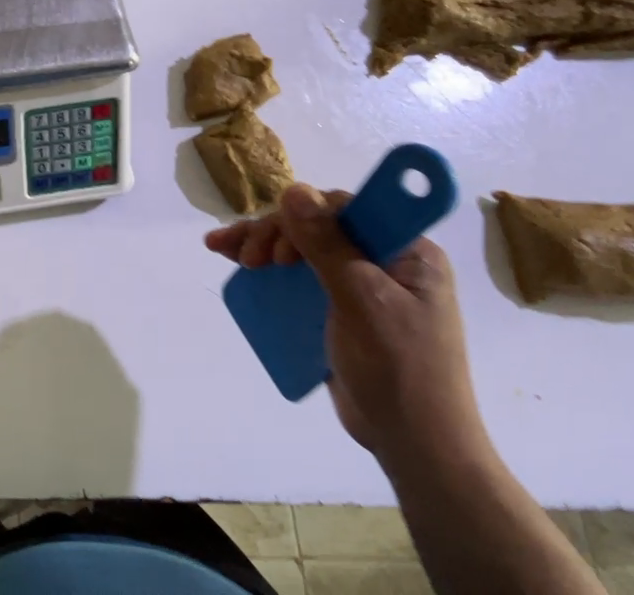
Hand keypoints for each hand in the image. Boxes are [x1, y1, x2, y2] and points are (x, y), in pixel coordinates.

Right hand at [205, 185, 488, 468]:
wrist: (414, 443)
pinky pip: (298, 276)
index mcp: (408, 251)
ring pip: (302, 247)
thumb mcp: (363, 301)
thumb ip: (329, 245)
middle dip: (274, 232)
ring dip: (261, 243)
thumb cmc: (399, 369)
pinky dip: (267, 268)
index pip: (346, 208)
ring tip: (219, 248)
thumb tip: (294, 190)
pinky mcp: (340, 309)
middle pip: (318, 225)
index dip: (305, 217)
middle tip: (248, 259)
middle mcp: (386, 260)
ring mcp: (362, 285)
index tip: (279, 249)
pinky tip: (236, 263)